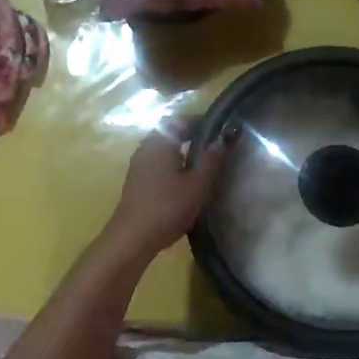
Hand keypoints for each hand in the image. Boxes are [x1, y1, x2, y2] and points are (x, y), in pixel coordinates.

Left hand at [102, 122, 230, 256]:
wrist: (133, 238)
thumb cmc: (168, 206)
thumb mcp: (198, 183)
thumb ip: (212, 159)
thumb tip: (225, 136)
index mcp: (159, 142)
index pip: (180, 120)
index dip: (201, 121)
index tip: (219, 128)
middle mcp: (146, 148)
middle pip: (170, 134)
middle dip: (192, 136)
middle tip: (214, 146)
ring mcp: (139, 166)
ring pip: (164, 150)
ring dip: (182, 153)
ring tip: (204, 165)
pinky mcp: (137, 182)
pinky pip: (158, 164)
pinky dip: (173, 166)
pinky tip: (186, 182)